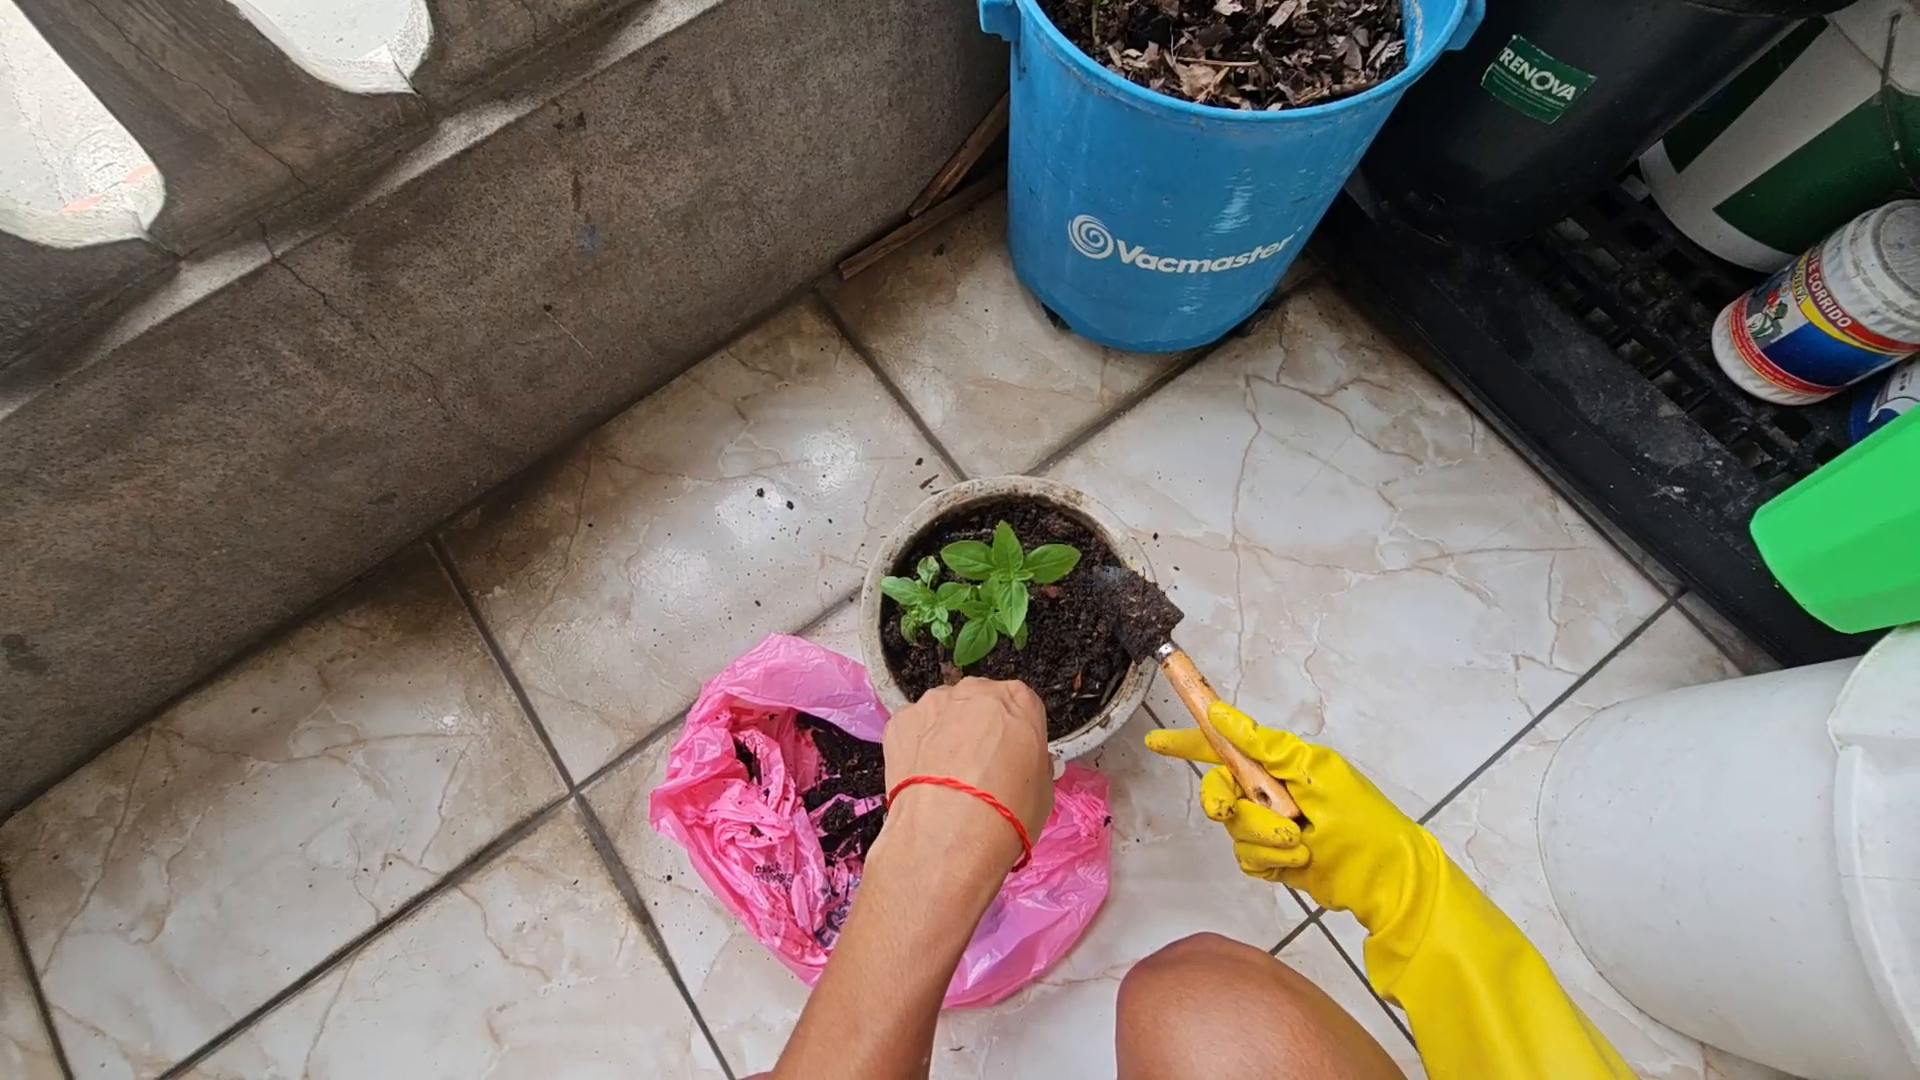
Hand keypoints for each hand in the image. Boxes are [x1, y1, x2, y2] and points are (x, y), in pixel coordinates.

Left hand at [881, 677, 1053, 868]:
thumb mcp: (1043, 792)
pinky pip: (913, 729)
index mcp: (1019, 700)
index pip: (1021, 708)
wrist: (949, 836)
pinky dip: (915, 747)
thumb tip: (1021, 763)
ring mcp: (934, 702)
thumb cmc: (1007, 814)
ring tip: (943, 777)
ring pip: (943, 713)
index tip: (1010, 758)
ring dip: (945, 735)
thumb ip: (1033, 763)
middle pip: (979, 703)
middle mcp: (976, 691)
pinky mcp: (901, 720)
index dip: (1015, 735)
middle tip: (977, 768)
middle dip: (978, 728)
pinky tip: (920, 778)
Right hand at [1145, 703, 1429, 934]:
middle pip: (1218, 789)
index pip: (1223, 745)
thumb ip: (1264, 745)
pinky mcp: (1270, 858)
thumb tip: (1220, 713)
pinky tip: (1298, 859)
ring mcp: (1267, 824)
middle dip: (1224, 800)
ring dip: (1263, 834)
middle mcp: (1267, 790)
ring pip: (1233, 826)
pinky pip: (1246, 856)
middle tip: (1229, 809)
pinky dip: (1270, 858)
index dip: (1187, 742)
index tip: (1156, 740)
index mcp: (1276, 763)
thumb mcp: (1315, 771)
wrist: (1388, 881)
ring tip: (1299, 841)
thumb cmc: (1362, 819)